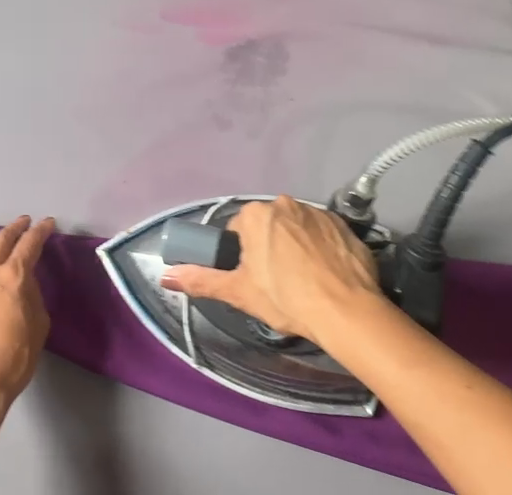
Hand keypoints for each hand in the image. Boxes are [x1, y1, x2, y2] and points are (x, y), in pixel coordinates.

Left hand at [0, 215, 54, 405]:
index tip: (49, 223)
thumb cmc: (15, 357)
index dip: (41, 230)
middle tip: (25, 223)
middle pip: (1, 238)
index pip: (29, 243)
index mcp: (13, 276)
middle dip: (16, 228)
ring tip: (2, 238)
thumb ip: (33, 295)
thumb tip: (26, 283)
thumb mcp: (39, 324)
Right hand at [161, 195, 382, 344]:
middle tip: (276, 282)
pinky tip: (325, 273)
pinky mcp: (342, 223)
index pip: (239, 229)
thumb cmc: (286, 299)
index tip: (253, 277)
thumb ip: (202, 280)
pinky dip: (321, 248)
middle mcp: (285, 203)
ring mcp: (316, 211)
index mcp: (256, 215)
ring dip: (295, 246)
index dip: (243, 255)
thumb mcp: (239, 293)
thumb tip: (166, 275)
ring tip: (304, 280)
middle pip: (268, 226)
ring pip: (296, 228)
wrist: (345, 309)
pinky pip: (322, 233)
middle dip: (269, 248)